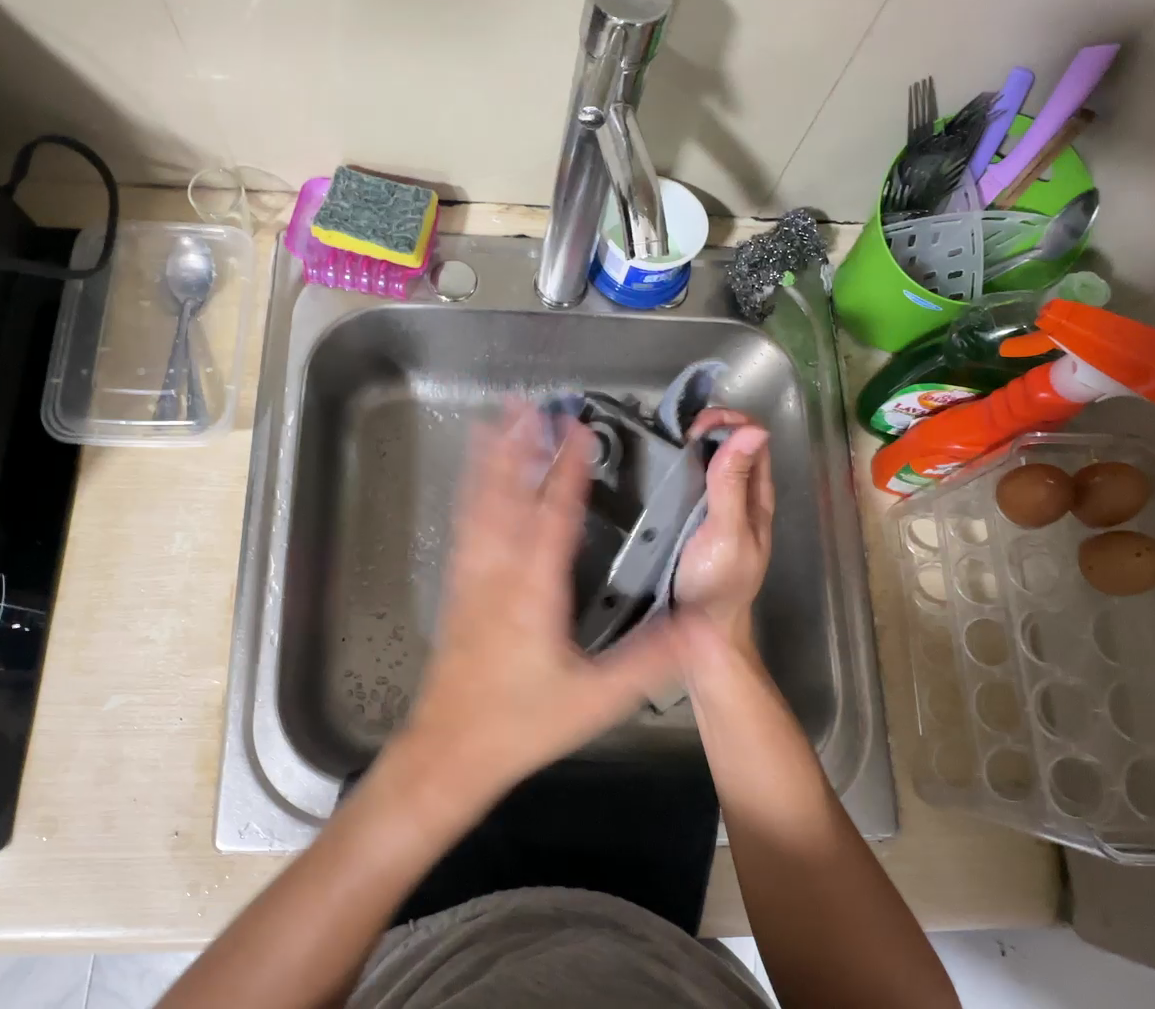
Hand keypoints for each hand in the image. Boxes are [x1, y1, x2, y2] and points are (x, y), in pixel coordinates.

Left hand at [394, 405, 686, 811]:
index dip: (567, 467)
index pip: (555, 514)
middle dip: (517, 447)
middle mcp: (498, 573)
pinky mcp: (457, 592)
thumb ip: (652, 659)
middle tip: (525, 404)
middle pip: (506, 495)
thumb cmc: (522, 724)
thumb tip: (705, 627)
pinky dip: (469, 495)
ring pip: (479, 506)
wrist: (450, 751)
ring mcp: (471, 580)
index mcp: (534, 590)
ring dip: (489, 460)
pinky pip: (463, 529)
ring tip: (495, 421)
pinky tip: (472, 485)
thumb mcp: (597, 697)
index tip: (577, 427)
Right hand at [674, 409, 775, 644]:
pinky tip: (654, 472)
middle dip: (706, 428)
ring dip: (689, 447)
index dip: (729, 422)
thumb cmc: (717, 585)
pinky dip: (675, 469)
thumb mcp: (726, 532)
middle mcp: (739, 497)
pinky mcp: (691, 523)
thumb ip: (733, 484)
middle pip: (731, 445)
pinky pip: (689, 485)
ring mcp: (715, 510)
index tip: (694, 428)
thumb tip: (752, 430)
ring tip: (660, 445)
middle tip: (673, 434)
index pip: (753, 438)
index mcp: (756, 496)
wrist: (699, 633)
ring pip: (709, 463)